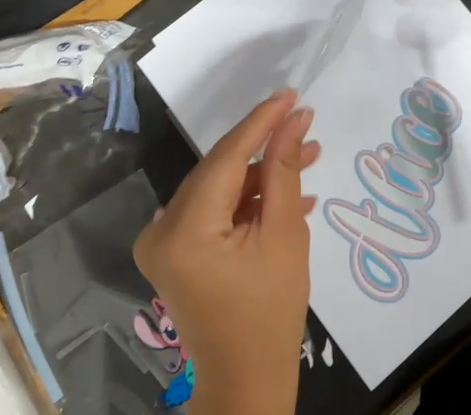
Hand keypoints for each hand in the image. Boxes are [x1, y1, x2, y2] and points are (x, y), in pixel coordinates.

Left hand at [133, 89, 321, 414]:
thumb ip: (284, 169)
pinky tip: (286, 197)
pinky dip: (246, 202)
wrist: (247, 376)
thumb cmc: (271, 310)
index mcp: (184, 229)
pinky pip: (213, 212)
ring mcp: (162, 243)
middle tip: (306, 124)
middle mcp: (161, 230)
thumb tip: (294, 119)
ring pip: (219, 189)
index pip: (226, 157)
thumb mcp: (284, 234)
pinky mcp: (173, 252)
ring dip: (261, 176)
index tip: (291, 94)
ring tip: (308, 157)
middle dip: (265, 148)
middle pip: (220, 171)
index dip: (261, 122)